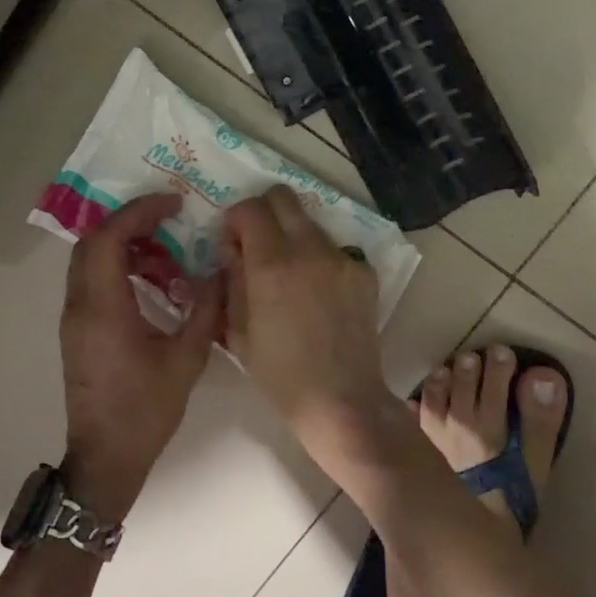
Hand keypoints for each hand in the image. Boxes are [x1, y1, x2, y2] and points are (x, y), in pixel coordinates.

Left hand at [60, 192, 220, 518]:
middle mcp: (80, 306)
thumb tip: (221, 270)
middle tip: (168, 215)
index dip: (140, 212)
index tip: (173, 203)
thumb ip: (206, 309)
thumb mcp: (187, 360)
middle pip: (92, 241)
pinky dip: (117, 263)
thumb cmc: (145, 411)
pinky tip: (152, 276)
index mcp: (104, 308)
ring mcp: (74, 318)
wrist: (105, 459)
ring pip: (88, 258)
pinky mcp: (77, 330)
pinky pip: (91, 278)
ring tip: (164, 242)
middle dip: (129, 219)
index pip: (110, 238)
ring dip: (122, 240)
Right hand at [218, 187, 394, 467]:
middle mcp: (309, 249)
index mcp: (272, 265)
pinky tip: (318, 293)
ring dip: (292, 235)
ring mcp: (341, 257)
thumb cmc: (280, 374)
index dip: (235, 218)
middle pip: (283, 197)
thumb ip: (232, 279)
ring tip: (290, 274)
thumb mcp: (239, 330)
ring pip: (310, 223)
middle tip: (257, 241)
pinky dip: (320, 259)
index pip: (251, 209)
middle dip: (264, 211)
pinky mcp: (364, 270)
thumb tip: (233, 247)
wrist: (341, 399)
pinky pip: (334, 249)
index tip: (231, 240)